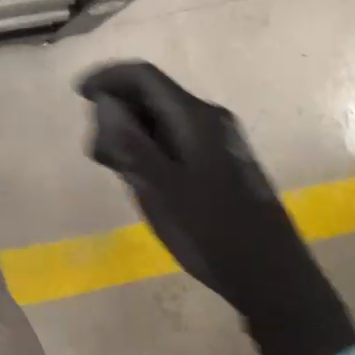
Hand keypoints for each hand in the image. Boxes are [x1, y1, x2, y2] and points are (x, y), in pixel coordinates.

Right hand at [79, 61, 354, 354]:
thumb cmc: (212, 232)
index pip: (143, 75)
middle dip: (116, 112)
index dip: (107, 78)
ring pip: (162, 119)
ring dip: (131, 133)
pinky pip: (175, 138)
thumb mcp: (161, 189)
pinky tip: (141, 178)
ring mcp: (219, 140)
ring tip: (115, 169)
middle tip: (97, 152)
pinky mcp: (221, 162)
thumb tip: (104, 102)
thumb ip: (129, 142)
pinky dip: (150, 148)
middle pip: (151, 95)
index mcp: (196, 117)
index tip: (79, 96)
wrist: (275, 279)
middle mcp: (209, 118)